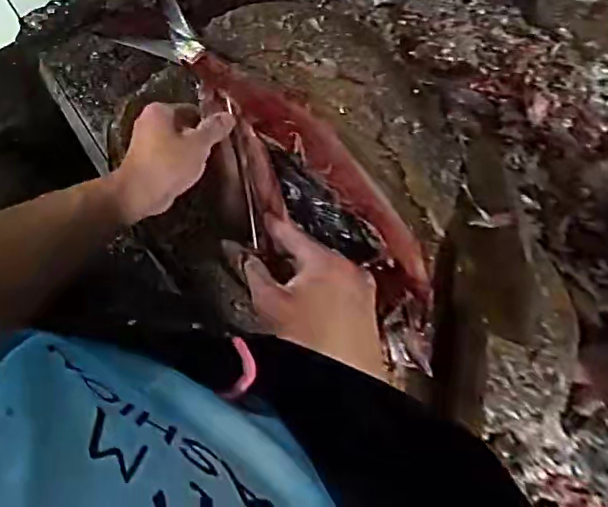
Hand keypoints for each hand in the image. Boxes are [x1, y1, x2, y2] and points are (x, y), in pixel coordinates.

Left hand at [110, 103, 234, 223]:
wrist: (139, 192)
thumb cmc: (168, 163)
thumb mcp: (197, 145)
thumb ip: (213, 129)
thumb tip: (228, 115)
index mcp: (159, 110)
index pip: (191, 109)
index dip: (209, 122)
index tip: (224, 135)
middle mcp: (149, 120)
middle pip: (183, 125)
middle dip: (200, 137)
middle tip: (218, 150)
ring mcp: (145, 140)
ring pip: (177, 141)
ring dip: (191, 151)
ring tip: (209, 163)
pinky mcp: (145, 158)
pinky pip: (169, 155)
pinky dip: (180, 161)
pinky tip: (193, 172)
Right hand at [236, 213, 387, 381]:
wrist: (346, 389)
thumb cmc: (306, 340)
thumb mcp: (269, 300)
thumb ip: (252, 269)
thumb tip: (240, 253)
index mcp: (325, 260)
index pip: (291, 232)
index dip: (272, 225)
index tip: (262, 217)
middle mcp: (350, 269)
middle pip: (311, 250)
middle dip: (289, 250)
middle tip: (267, 248)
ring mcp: (363, 291)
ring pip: (325, 269)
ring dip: (305, 269)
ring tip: (283, 274)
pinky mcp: (368, 313)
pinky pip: (338, 286)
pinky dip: (320, 286)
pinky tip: (305, 297)